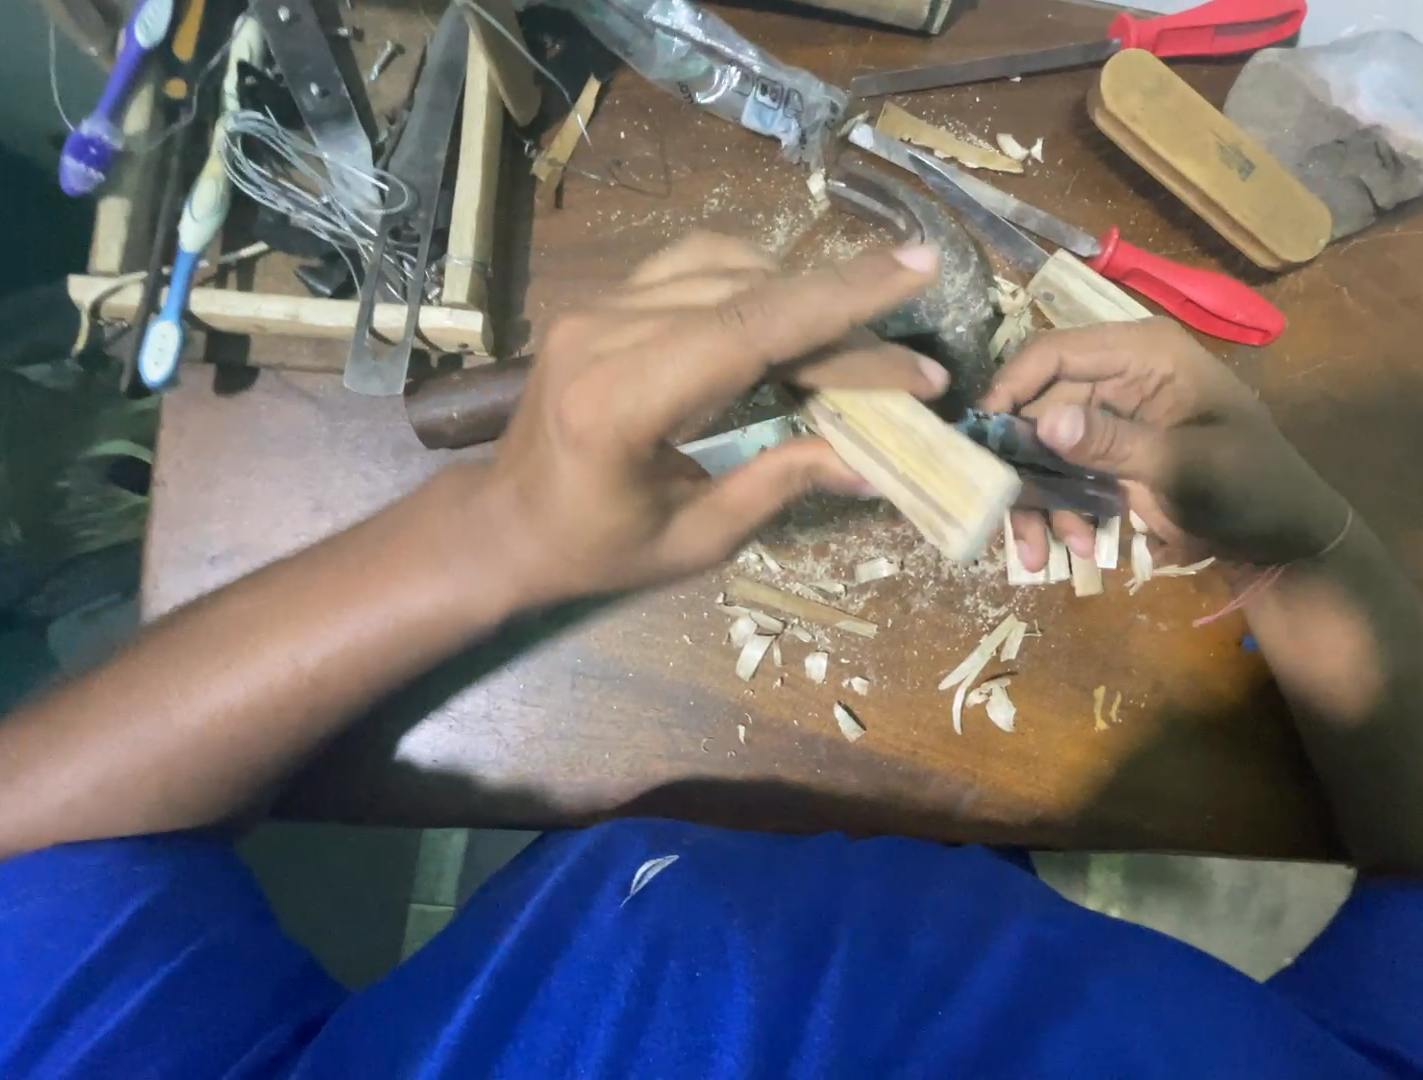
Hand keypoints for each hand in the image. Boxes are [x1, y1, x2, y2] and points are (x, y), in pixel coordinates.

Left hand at [474, 233, 946, 605]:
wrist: (505, 523)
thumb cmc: (594, 551)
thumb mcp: (693, 538)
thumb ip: (778, 486)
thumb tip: (869, 461)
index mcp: (620, 402)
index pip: (749, 329)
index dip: (839, 301)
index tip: (917, 271)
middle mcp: (603, 333)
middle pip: (750, 295)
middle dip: (844, 305)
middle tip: (916, 321)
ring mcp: (596, 306)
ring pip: (727, 266)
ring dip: (803, 295)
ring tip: (859, 333)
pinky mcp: (601, 301)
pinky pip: (694, 265)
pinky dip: (757, 280)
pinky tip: (789, 308)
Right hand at [979, 318, 1348, 570]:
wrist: (1281, 539)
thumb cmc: (1251, 489)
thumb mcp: (1187, 467)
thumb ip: (1114, 443)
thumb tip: (1044, 423)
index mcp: (1143, 355)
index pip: (1052, 353)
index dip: (1009, 390)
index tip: (979, 441)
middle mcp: (1115, 378)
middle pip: (1035, 409)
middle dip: (1021, 469)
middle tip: (1006, 519)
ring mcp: (1106, 419)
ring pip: (1038, 451)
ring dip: (1036, 502)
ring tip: (1044, 552)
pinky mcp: (1101, 456)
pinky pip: (1057, 477)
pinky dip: (1055, 513)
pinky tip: (1073, 547)